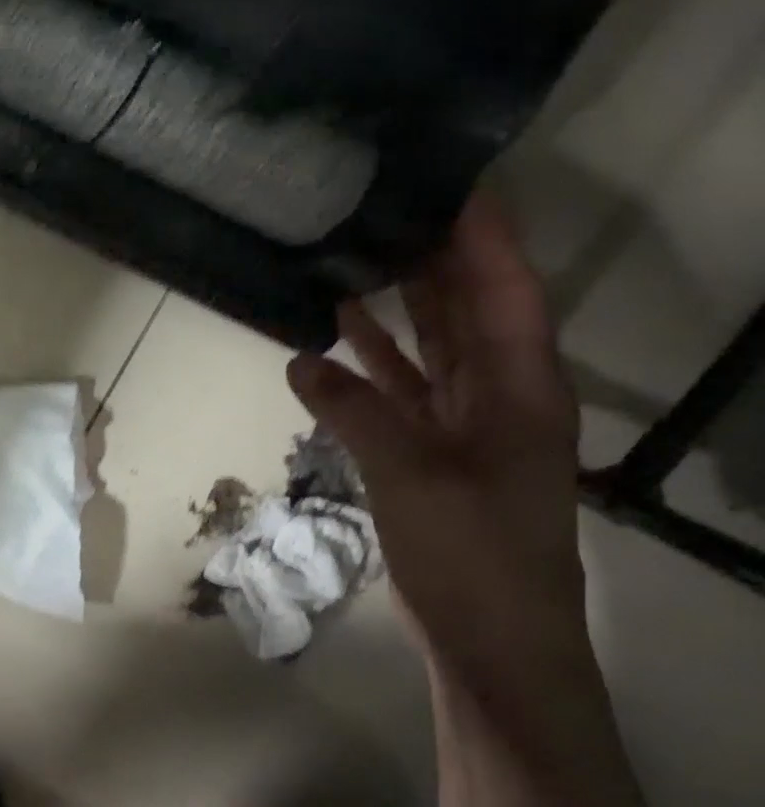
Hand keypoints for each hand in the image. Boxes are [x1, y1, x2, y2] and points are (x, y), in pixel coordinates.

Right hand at [286, 193, 585, 660]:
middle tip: (383, 202)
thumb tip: (300, 357)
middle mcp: (499, 393)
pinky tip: (331, 330)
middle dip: (436, 256)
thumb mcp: (412, 474)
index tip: (450, 182)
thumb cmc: (473, 551)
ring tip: (352, 250)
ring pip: (432, 343)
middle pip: (470, 308)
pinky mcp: (428, 447)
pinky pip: (398, 384)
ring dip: (399, 300)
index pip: (506, 291)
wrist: (491, 638)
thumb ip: (354, 409)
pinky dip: (369, 356)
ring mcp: (463, 421)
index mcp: (520, 388)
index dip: (484, 236)